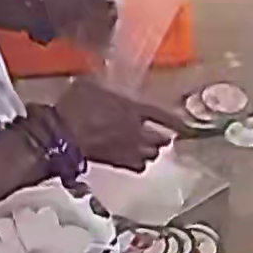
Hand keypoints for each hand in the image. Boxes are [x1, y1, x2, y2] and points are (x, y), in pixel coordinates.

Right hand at [49, 79, 182, 171]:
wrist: (65, 133)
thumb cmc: (76, 105)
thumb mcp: (92, 86)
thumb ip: (109, 93)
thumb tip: (111, 94)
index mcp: (133, 109)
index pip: (161, 116)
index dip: (176, 121)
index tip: (186, 126)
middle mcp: (137, 133)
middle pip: (161, 140)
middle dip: (162, 137)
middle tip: (160, 135)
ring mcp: (131, 151)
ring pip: (152, 155)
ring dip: (151, 150)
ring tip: (145, 146)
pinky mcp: (122, 165)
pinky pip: (139, 166)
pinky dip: (139, 162)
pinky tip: (134, 158)